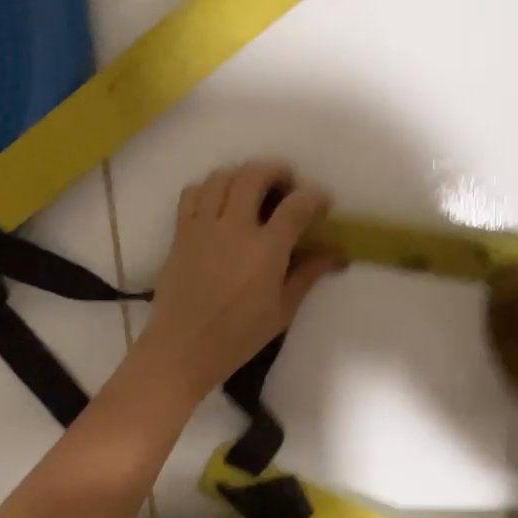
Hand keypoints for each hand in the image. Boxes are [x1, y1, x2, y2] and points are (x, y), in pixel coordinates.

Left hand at [136, 161, 344, 395]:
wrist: (183, 347)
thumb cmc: (238, 335)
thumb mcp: (282, 310)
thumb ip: (308, 274)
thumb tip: (336, 254)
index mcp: (265, 250)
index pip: (296, 206)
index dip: (315, 196)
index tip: (322, 200)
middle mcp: (234, 228)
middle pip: (254, 175)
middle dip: (276, 170)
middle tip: (287, 183)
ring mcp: (203, 227)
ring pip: (221, 177)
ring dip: (242, 174)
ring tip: (253, 187)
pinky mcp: (181, 232)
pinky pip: (192, 193)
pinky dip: (208, 188)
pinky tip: (218, 201)